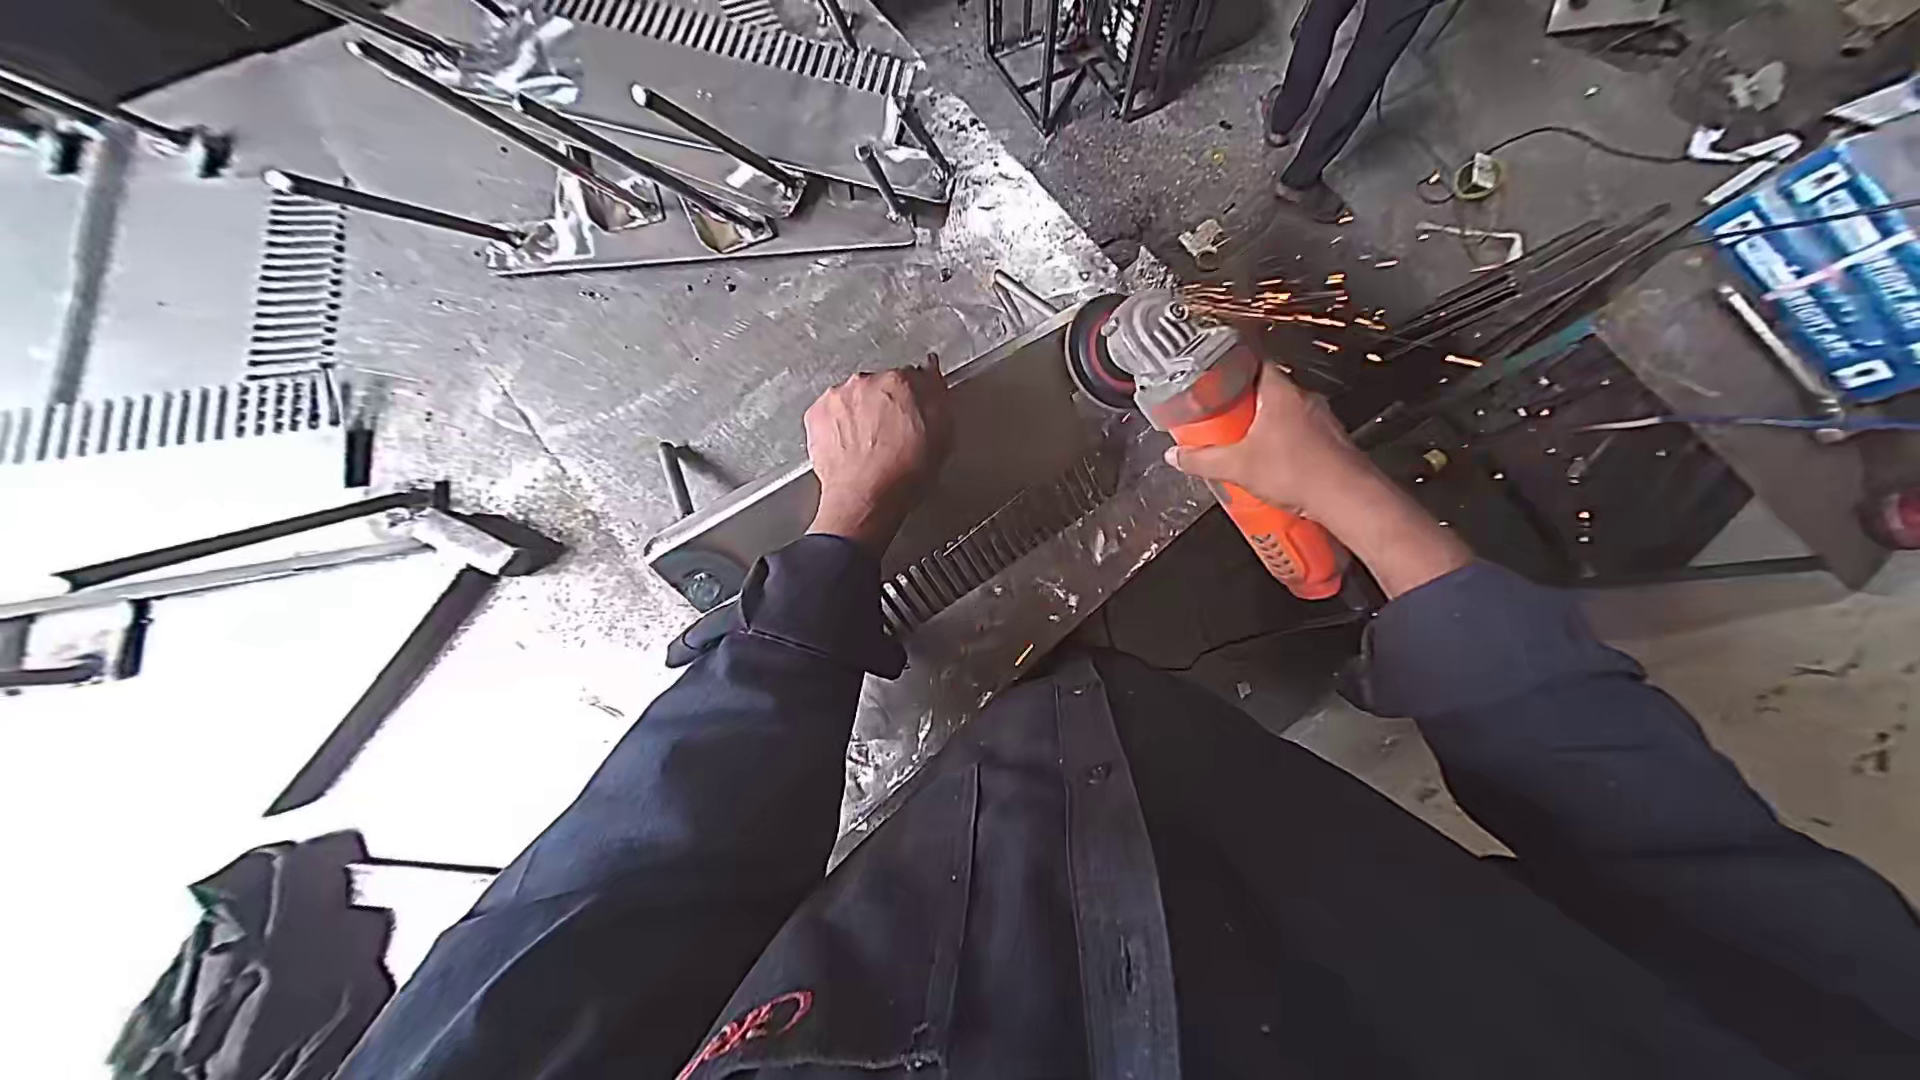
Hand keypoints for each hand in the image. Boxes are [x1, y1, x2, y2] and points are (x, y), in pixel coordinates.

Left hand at [805, 354, 951, 554]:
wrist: (865, 499)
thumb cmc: (903, 474)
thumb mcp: (942, 434)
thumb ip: (936, 395)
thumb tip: (931, 372)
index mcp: (901, 382)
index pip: (911, 377)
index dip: (914, 400)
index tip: (913, 415)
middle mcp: (866, 382)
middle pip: (879, 386)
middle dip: (884, 405)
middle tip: (892, 436)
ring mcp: (838, 398)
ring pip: (853, 398)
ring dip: (860, 414)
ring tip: (870, 446)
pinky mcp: (816, 415)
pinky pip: (830, 413)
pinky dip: (838, 425)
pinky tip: (850, 447)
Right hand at [1164, 363, 1470, 597]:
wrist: (1346, 498)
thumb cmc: (1302, 473)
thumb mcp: (1236, 467)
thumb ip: (1201, 459)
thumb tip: (1177, 456)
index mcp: (1281, 393)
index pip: (1255, 364)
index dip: (1233, 371)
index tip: (1215, 383)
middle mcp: (1304, 400)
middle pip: (1265, 393)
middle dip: (1240, 409)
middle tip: (1220, 424)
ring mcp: (1320, 421)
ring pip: (1282, 415)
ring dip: (1261, 429)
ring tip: (1240, 450)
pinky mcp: (1329, 443)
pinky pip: (1297, 436)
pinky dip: (1280, 447)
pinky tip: (1268, 468)